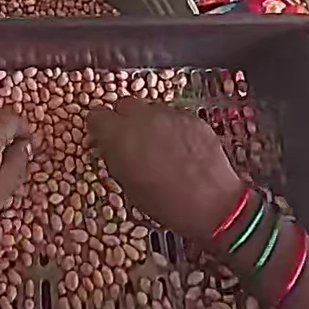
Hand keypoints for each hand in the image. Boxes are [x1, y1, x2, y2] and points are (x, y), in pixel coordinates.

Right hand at [88, 99, 246, 241]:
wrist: (212, 203)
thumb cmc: (163, 202)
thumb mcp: (127, 184)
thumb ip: (114, 157)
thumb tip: (109, 146)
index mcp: (119, 134)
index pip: (96, 115)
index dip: (100, 126)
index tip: (104, 136)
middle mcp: (142, 117)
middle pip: (124, 104)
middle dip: (124, 119)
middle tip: (131, 139)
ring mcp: (169, 114)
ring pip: (151, 108)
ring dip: (149, 121)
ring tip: (159, 144)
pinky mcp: (192, 118)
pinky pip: (175, 116)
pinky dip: (173, 127)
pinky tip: (180, 147)